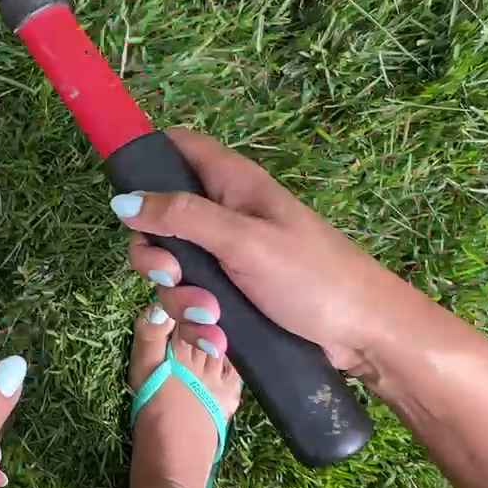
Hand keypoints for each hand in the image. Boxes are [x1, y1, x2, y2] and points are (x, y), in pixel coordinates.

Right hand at [113, 127, 436, 376]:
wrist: (365, 335)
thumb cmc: (312, 276)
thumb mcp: (242, 241)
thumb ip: (181, 217)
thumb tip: (123, 200)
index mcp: (231, 184)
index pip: (176, 148)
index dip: (145, 160)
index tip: (122, 194)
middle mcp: (222, 215)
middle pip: (158, 220)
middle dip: (156, 256)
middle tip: (171, 276)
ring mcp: (225, 256)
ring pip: (171, 268)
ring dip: (180, 299)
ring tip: (212, 320)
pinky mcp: (230, 293)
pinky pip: (191, 300)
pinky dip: (197, 321)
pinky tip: (218, 338)